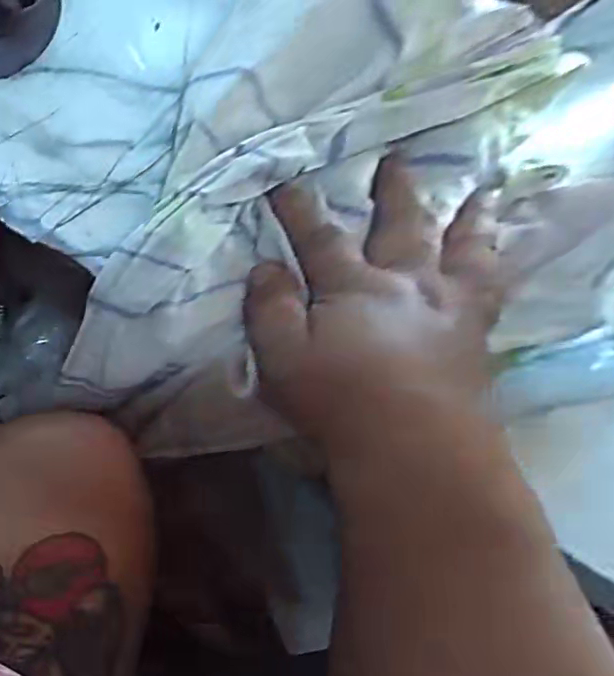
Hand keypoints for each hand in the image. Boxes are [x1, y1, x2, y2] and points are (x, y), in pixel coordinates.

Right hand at [244, 156, 505, 461]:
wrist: (409, 429)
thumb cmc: (332, 393)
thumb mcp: (280, 354)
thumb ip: (270, 309)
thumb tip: (264, 267)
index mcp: (351, 288)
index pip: (318, 241)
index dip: (299, 212)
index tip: (284, 184)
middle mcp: (404, 281)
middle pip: (399, 227)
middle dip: (392, 193)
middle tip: (393, 160)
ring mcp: (448, 299)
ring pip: (458, 243)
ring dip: (464, 214)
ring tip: (479, 189)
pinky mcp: (474, 323)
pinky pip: (491, 278)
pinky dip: (495, 256)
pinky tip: (496, 247)